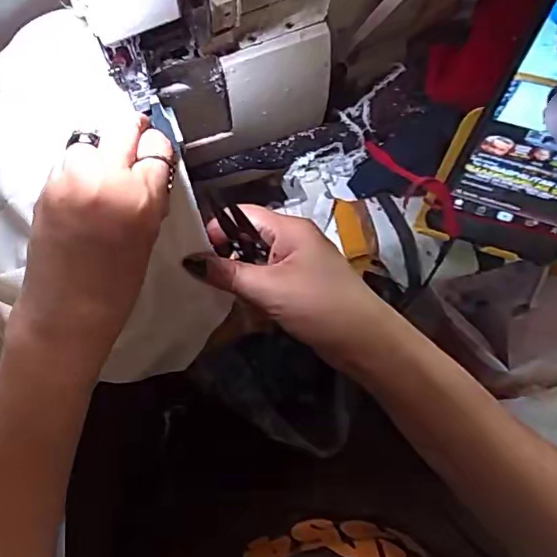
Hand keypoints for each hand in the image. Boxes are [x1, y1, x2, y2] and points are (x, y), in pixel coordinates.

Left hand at [12, 110, 174, 361]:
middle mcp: (106, 179)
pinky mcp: (46, 187)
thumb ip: (149, 198)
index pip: (157, 147)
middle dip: (131, 135)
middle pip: (123, 129)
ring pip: (90, 141)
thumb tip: (148, 170)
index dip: (156, 150)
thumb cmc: (114, 287)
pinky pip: (66, 162)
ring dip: (97, 153)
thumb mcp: (148, 237)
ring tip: (98, 177)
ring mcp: (71, 181)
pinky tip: (78, 192)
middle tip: (130, 147)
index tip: (153, 154)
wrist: (65, 312)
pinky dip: (75, 169)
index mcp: (142, 197)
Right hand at [183, 205, 403, 371]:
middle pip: (247, 236)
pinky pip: (267, 278)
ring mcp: (298, 263)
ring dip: (238, 275)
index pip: (241, 213)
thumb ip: (225, 273)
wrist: (367, 342)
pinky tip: (243, 305)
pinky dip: (253, 289)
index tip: (197, 253)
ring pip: (255, 259)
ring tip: (220, 291)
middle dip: (224, 253)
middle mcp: (293, 239)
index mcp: (288, 228)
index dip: (216, 228)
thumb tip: (190, 261)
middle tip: (203, 275)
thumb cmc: (318, 305)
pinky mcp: (301, 285)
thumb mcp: (266, 288)